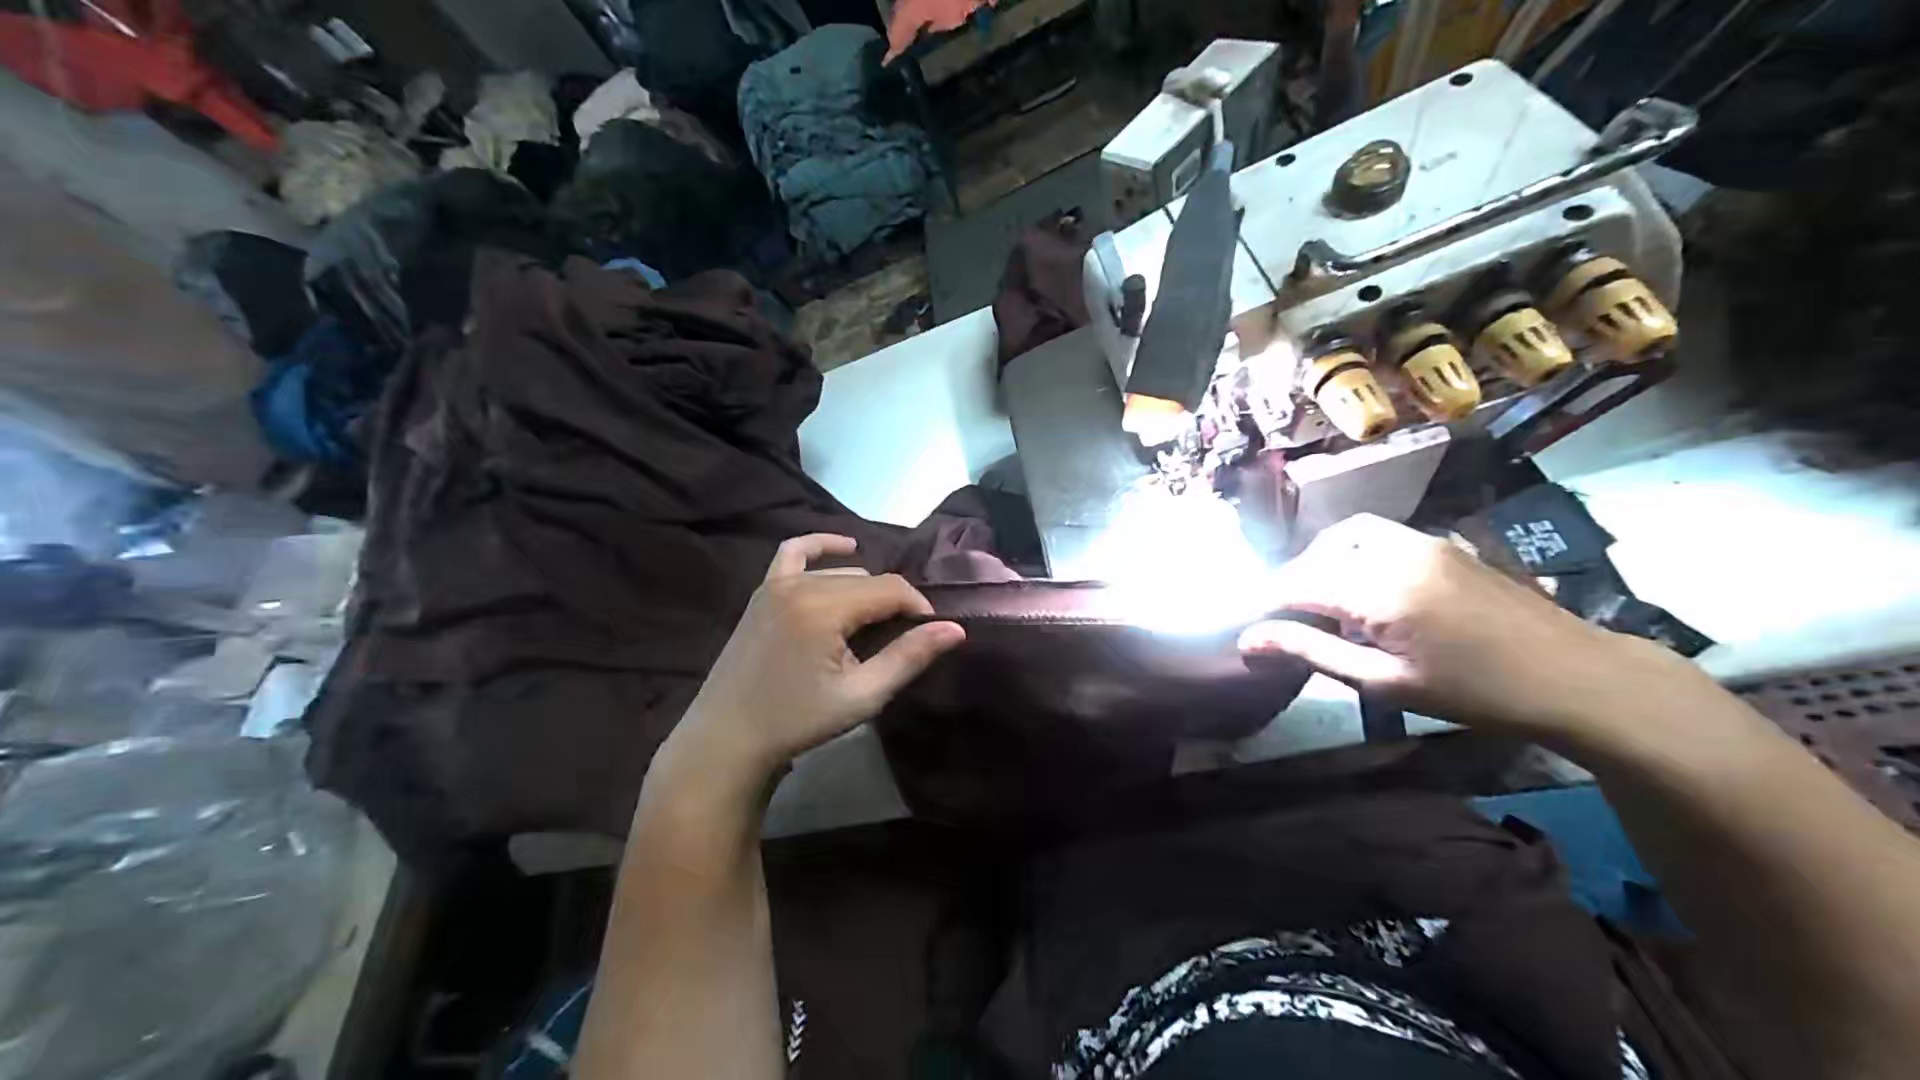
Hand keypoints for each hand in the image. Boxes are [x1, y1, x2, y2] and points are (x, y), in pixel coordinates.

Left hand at [677, 534, 964, 778]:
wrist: (728, 736)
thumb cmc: (797, 721)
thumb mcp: (861, 695)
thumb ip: (908, 657)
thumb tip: (955, 629)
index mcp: (824, 608)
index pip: (890, 589)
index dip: (917, 608)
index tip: (930, 634)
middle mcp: (800, 585)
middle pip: (867, 580)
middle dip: (893, 603)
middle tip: (903, 639)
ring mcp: (775, 584)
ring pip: (838, 572)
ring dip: (865, 588)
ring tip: (877, 621)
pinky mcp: (762, 591)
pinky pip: (794, 552)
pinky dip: (822, 546)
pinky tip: (846, 548)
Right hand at [1238, 513, 1699, 741]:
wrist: (1575, 676)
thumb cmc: (1474, 692)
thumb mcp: (1384, 682)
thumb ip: (1311, 652)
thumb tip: (1248, 640)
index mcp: (1377, 590)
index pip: (1293, 585)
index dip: (1263, 605)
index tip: (1246, 627)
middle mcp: (1394, 552)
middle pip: (1316, 554)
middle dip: (1291, 583)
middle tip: (1286, 621)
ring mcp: (1423, 540)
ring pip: (1346, 534)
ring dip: (1321, 560)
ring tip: (1322, 599)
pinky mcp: (1444, 542)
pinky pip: (1379, 533)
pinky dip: (1354, 551)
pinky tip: (1365, 586)